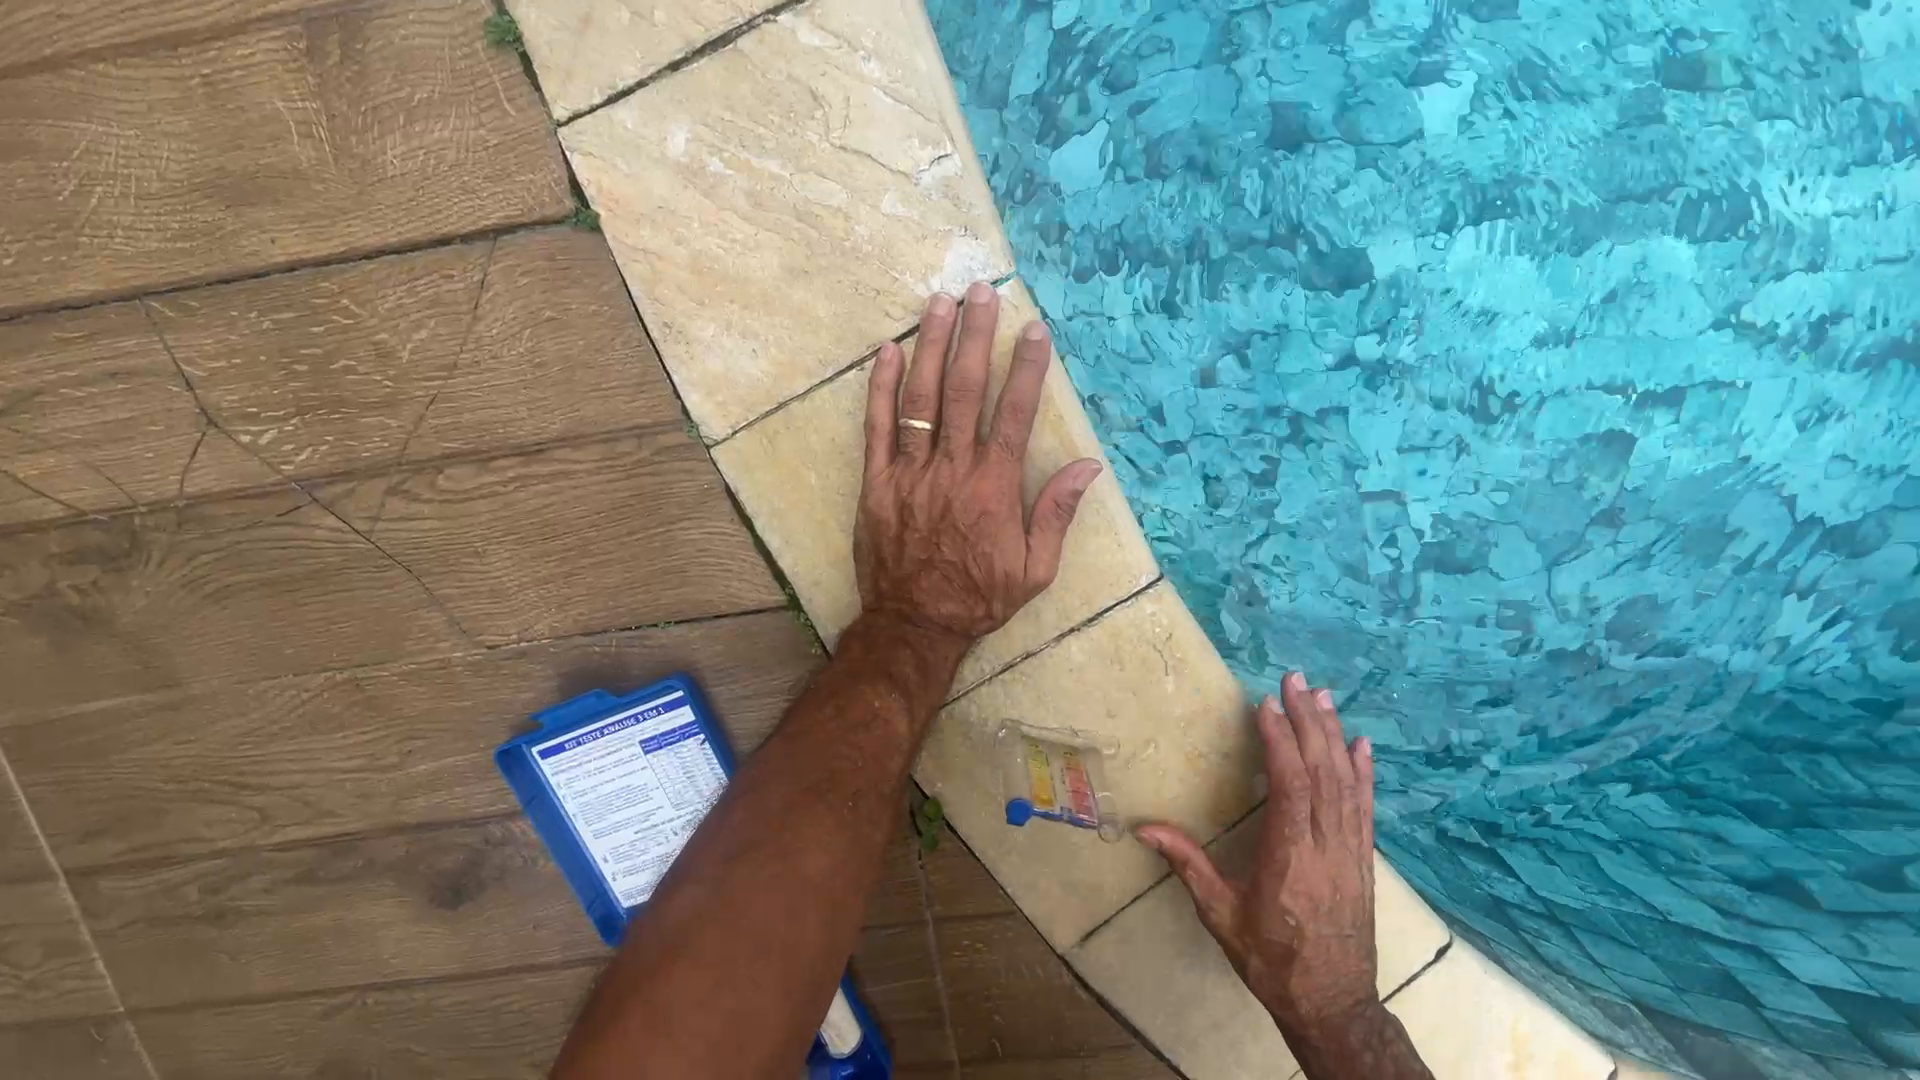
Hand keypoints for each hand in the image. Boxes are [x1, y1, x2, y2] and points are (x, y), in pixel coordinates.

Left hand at [854, 282, 1102, 653]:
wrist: (915, 623)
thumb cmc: (979, 596)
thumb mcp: (1035, 569)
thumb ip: (1057, 513)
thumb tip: (1088, 466)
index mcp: (994, 486)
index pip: (1015, 414)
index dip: (1027, 368)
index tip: (1034, 328)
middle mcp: (952, 468)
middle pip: (966, 390)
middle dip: (975, 337)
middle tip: (981, 292)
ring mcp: (910, 472)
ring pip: (921, 398)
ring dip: (931, 346)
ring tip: (939, 303)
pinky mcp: (876, 483)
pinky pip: (877, 427)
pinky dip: (880, 388)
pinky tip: (887, 351)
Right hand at [1138, 673, 1380, 1039]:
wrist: (1333, 1004)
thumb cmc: (1269, 958)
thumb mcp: (1221, 914)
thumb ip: (1187, 864)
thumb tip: (1144, 828)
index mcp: (1290, 856)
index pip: (1290, 784)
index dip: (1281, 740)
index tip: (1267, 704)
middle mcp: (1326, 845)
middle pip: (1322, 772)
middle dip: (1308, 721)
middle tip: (1297, 679)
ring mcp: (1351, 851)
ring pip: (1346, 783)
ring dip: (1333, 735)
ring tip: (1323, 696)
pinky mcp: (1364, 860)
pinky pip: (1366, 808)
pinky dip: (1364, 773)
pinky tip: (1360, 745)